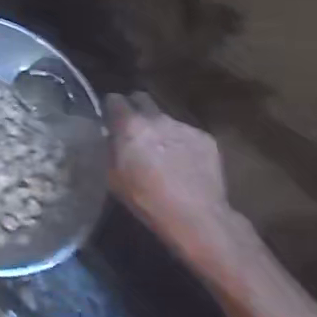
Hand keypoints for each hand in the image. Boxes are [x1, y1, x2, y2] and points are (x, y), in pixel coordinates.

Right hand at [108, 92, 237, 245]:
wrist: (197, 217)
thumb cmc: (148, 201)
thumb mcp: (114, 178)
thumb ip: (110, 150)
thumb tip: (111, 136)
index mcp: (130, 125)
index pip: (115, 99)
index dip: (111, 108)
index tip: (111, 120)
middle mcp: (157, 118)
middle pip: (142, 99)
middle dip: (136, 109)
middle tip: (135, 130)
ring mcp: (184, 126)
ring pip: (166, 119)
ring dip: (160, 130)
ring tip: (163, 154)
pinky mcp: (206, 138)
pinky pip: (187, 134)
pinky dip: (182, 144)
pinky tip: (185, 165)